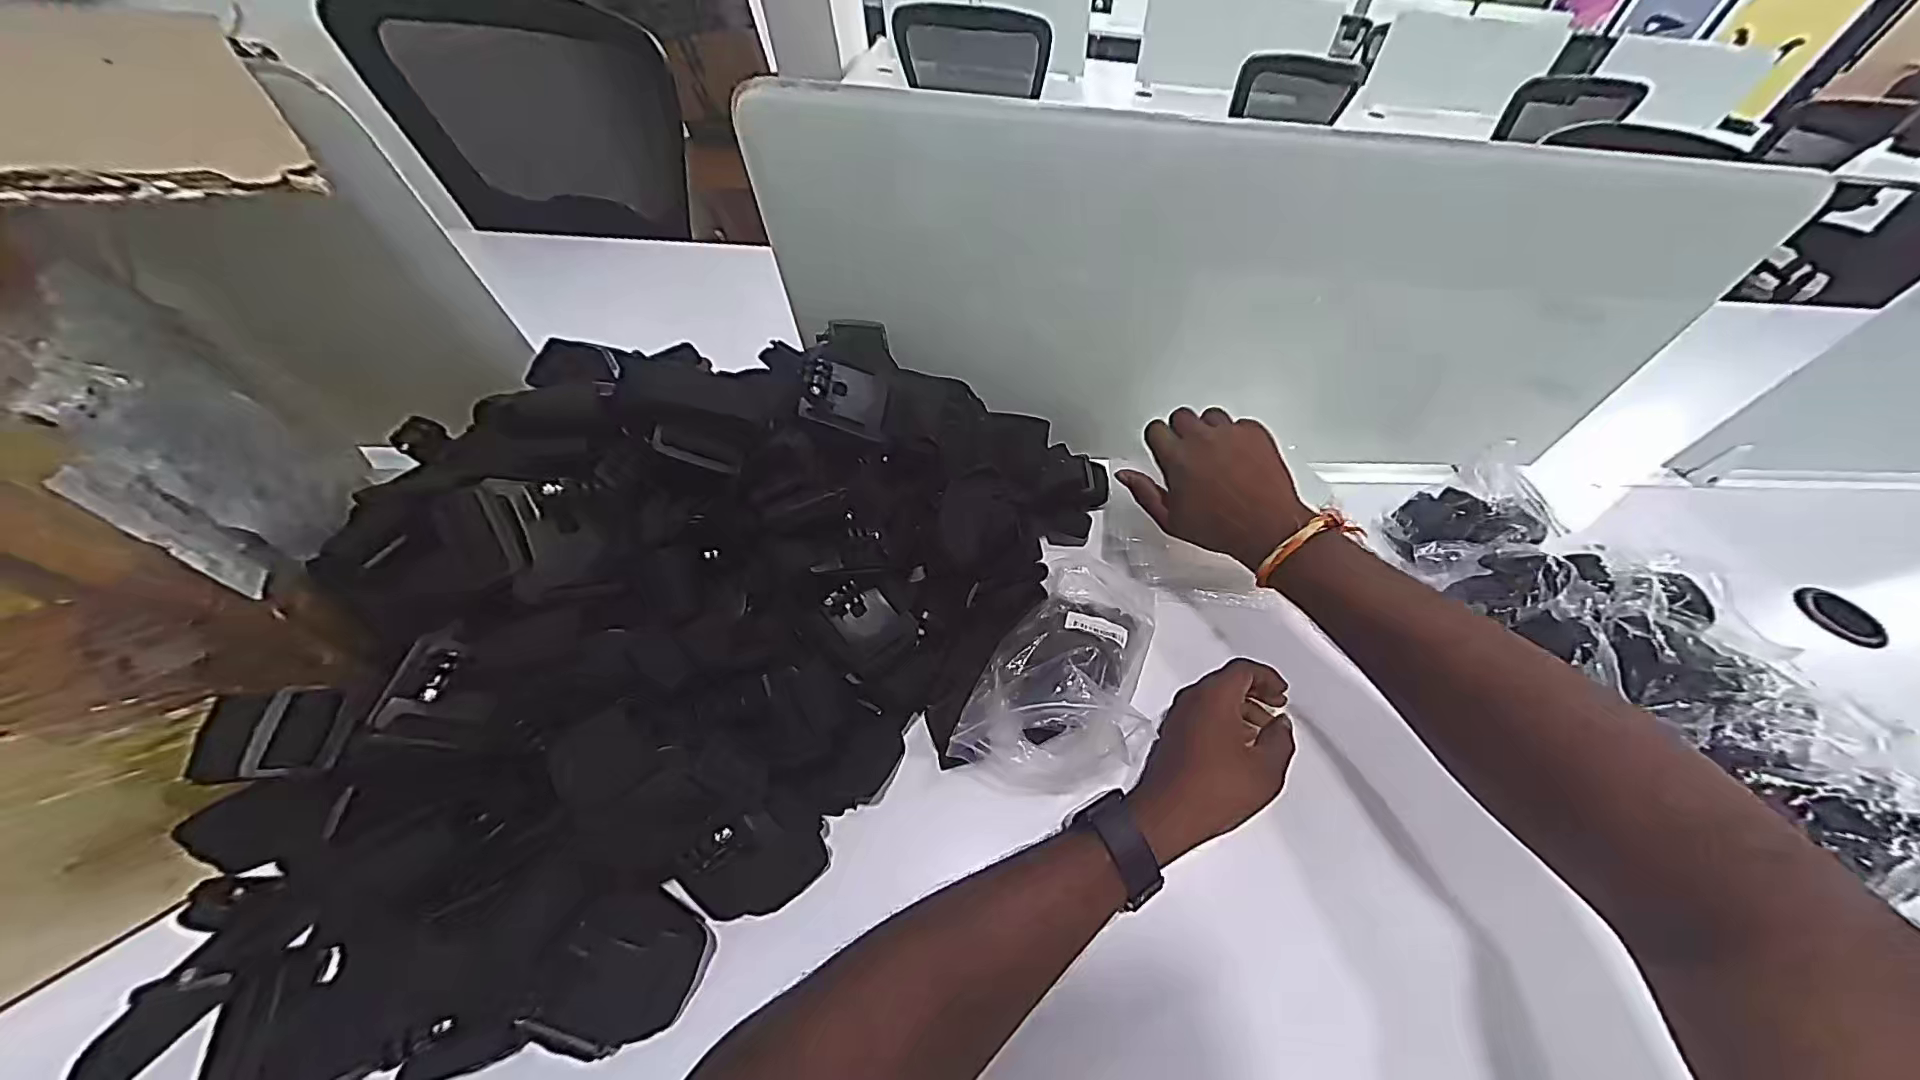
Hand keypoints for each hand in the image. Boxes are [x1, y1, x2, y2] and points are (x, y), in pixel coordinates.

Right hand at [1116, 408, 1313, 570]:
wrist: (1267, 527)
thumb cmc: (1222, 527)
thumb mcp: (1170, 519)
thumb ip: (1144, 492)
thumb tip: (1126, 476)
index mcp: (1176, 458)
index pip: (1155, 429)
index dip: (1157, 440)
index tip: (1162, 448)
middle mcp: (1201, 440)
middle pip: (1180, 416)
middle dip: (1180, 431)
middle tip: (1187, 452)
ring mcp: (1230, 433)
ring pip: (1209, 416)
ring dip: (1207, 430)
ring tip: (1212, 452)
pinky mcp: (1254, 433)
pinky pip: (1238, 423)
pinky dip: (1235, 435)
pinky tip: (1235, 455)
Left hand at [1128, 659, 1294, 863]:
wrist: (1167, 813)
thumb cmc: (1207, 791)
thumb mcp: (1267, 768)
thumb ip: (1281, 739)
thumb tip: (1281, 728)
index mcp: (1213, 697)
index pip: (1244, 669)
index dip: (1268, 677)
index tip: (1280, 689)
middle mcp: (1190, 700)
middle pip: (1226, 681)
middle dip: (1254, 692)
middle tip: (1273, 704)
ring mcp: (1176, 716)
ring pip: (1212, 698)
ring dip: (1238, 708)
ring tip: (1260, 730)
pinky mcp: (1169, 733)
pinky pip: (1199, 715)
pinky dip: (1220, 720)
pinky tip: (1236, 744)